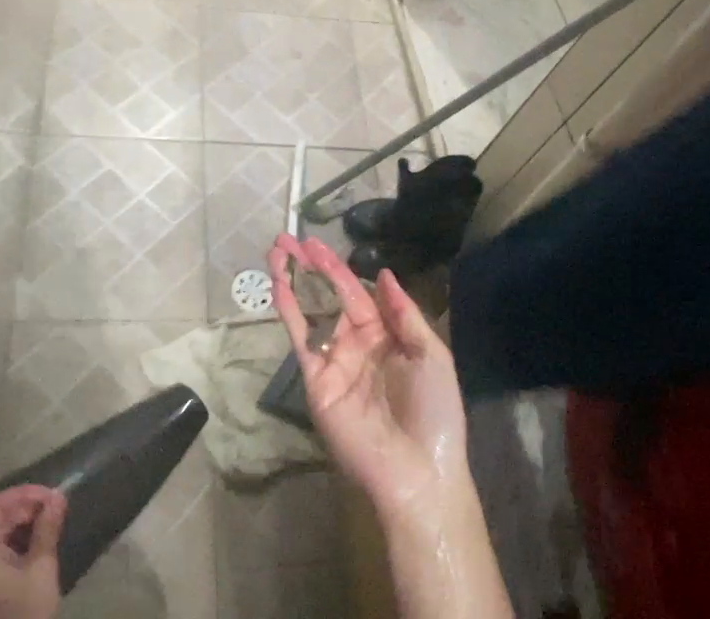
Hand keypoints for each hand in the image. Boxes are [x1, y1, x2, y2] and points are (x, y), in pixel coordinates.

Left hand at [0, 484, 65, 618]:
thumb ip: (47, 530)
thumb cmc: (26, 612)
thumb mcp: (41, 570)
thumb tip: (57, 496)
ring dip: (22, 525)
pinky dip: (17, 543)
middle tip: (55, 509)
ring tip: (50, 525)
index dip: (22, 494)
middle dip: (24, 508)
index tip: (50, 496)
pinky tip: (38, 548)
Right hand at [267, 233, 468, 523]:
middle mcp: (356, 344)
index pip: (357, 293)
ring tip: (275, 252)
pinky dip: (289, 312)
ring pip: (309, 313)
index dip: (337, 267)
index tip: (316, 242)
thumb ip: (404, 314)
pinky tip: (279, 286)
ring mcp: (334, 362)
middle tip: (288, 238)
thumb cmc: (434, 410)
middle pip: (327, 297)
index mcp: (386, 336)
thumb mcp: (431, 354)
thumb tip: (384, 274)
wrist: (418, 470)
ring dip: (292, 282)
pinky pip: (301, 340)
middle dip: (309, 267)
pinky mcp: (317, 381)